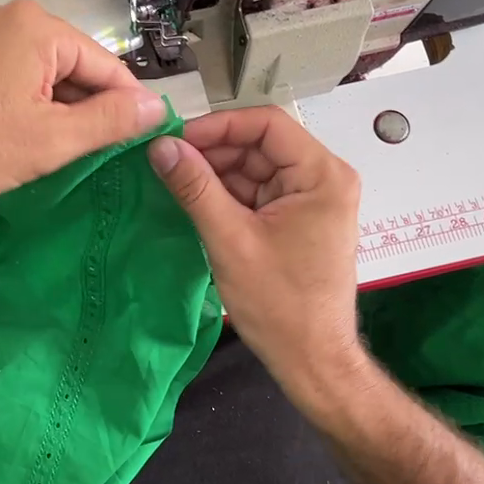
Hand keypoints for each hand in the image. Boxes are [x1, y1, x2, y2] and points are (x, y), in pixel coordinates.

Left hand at [0, 0, 168, 206]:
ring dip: (50, 111)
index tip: (134, 141)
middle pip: (73, 66)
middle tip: (74, 155)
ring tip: (36, 151)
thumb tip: (156, 107)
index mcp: (38, 26)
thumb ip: (111, 121)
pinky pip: (10, 76)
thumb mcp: (51, 139)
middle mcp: (9, 18)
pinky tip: (8, 138)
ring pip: (41, 75)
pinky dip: (20, 106)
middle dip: (81, 110)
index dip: (125, 107)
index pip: (108, 65)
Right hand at [147, 107, 365, 391]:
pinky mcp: (297, 221)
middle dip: (213, 153)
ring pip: (255, 169)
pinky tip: (194, 203)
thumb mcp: (230, 240)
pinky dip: (226, 196)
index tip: (175, 140)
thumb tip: (160, 146)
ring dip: (215, 175)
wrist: (312, 360)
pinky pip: (257, 194)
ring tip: (173, 183)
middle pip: (260, 145)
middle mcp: (324, 179)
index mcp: (322, 175)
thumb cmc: (279, 303)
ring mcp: (311, 200)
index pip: (267, 124)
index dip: (218, 126)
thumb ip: (195, 187)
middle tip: (166, 164)